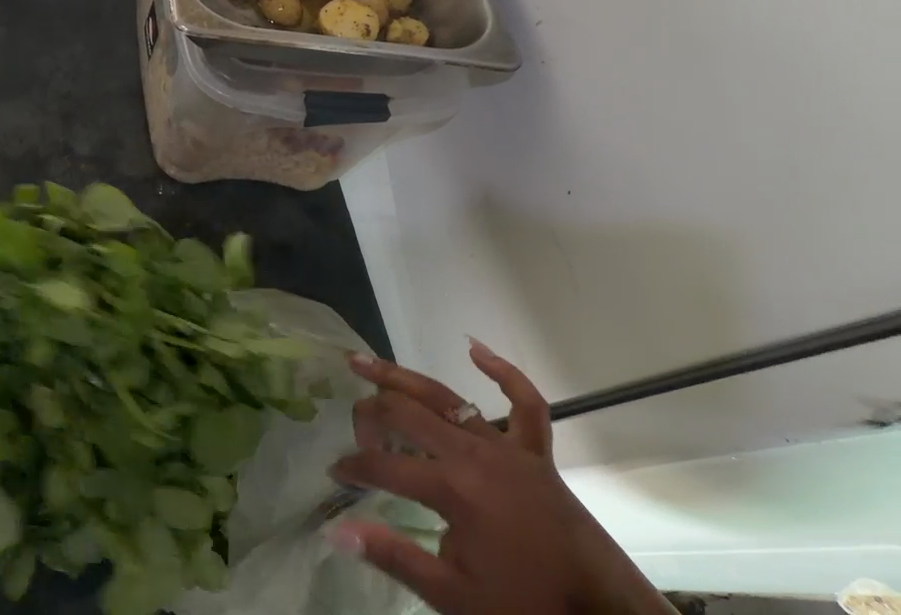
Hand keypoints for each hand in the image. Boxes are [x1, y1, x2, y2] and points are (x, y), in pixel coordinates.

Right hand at [327, 342, 674, 614]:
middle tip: (354, 432)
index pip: (382, 465)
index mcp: (452, 488)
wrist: (603, 613)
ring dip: (400, 376)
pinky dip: (504, 373)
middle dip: (368, 417)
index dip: (353, 467)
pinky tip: (475, 350)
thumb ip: (393, 555)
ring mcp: (507, 449)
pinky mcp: (536, 455)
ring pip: (444, 397)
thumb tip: (335, 532)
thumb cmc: (524, 602)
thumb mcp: (453, 594)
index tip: (337, 476)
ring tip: (363, 361)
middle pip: (404, 415)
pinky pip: (526, 405)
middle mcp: (474, 454)